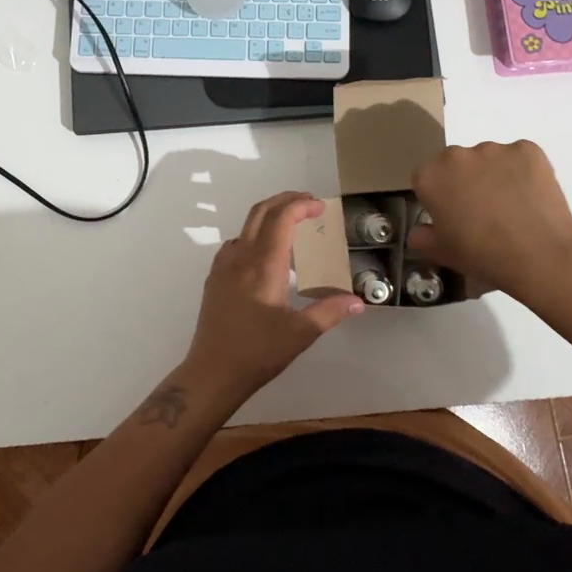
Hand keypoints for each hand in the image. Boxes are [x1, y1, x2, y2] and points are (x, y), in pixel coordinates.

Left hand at [185, 192, 364, 398]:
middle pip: (260, 212)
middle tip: (308, 204)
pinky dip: (253, 236)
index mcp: (263, 265)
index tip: (321, 207)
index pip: (281, 219)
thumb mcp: (301, 334)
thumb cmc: (258, 352)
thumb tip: (358, 302)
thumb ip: (330, 312)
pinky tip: (264, 255)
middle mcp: (241, 258)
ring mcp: (223, 267)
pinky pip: (235, 244)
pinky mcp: (214, 279)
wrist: (213, 371)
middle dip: (285, 200)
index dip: (301, 206)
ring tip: (291, 227)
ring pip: (245, 226)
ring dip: (268, 217)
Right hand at [409, 141, 571, 305]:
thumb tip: (420, 231)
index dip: (440, 199)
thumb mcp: (442, 253)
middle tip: (483, 212)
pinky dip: (523, 172)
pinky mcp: (527, 149)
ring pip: (488, 159)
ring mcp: (494, 149)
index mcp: (430, 177)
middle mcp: (457, 155)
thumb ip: (422, 237)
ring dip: (494, 175)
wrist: (540, 255)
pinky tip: (531, 197)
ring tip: (512, 207)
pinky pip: (519, 158)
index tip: (453, 216)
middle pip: (456, 164)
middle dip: (465, 181)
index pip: (427, 180)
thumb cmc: (483, 255)